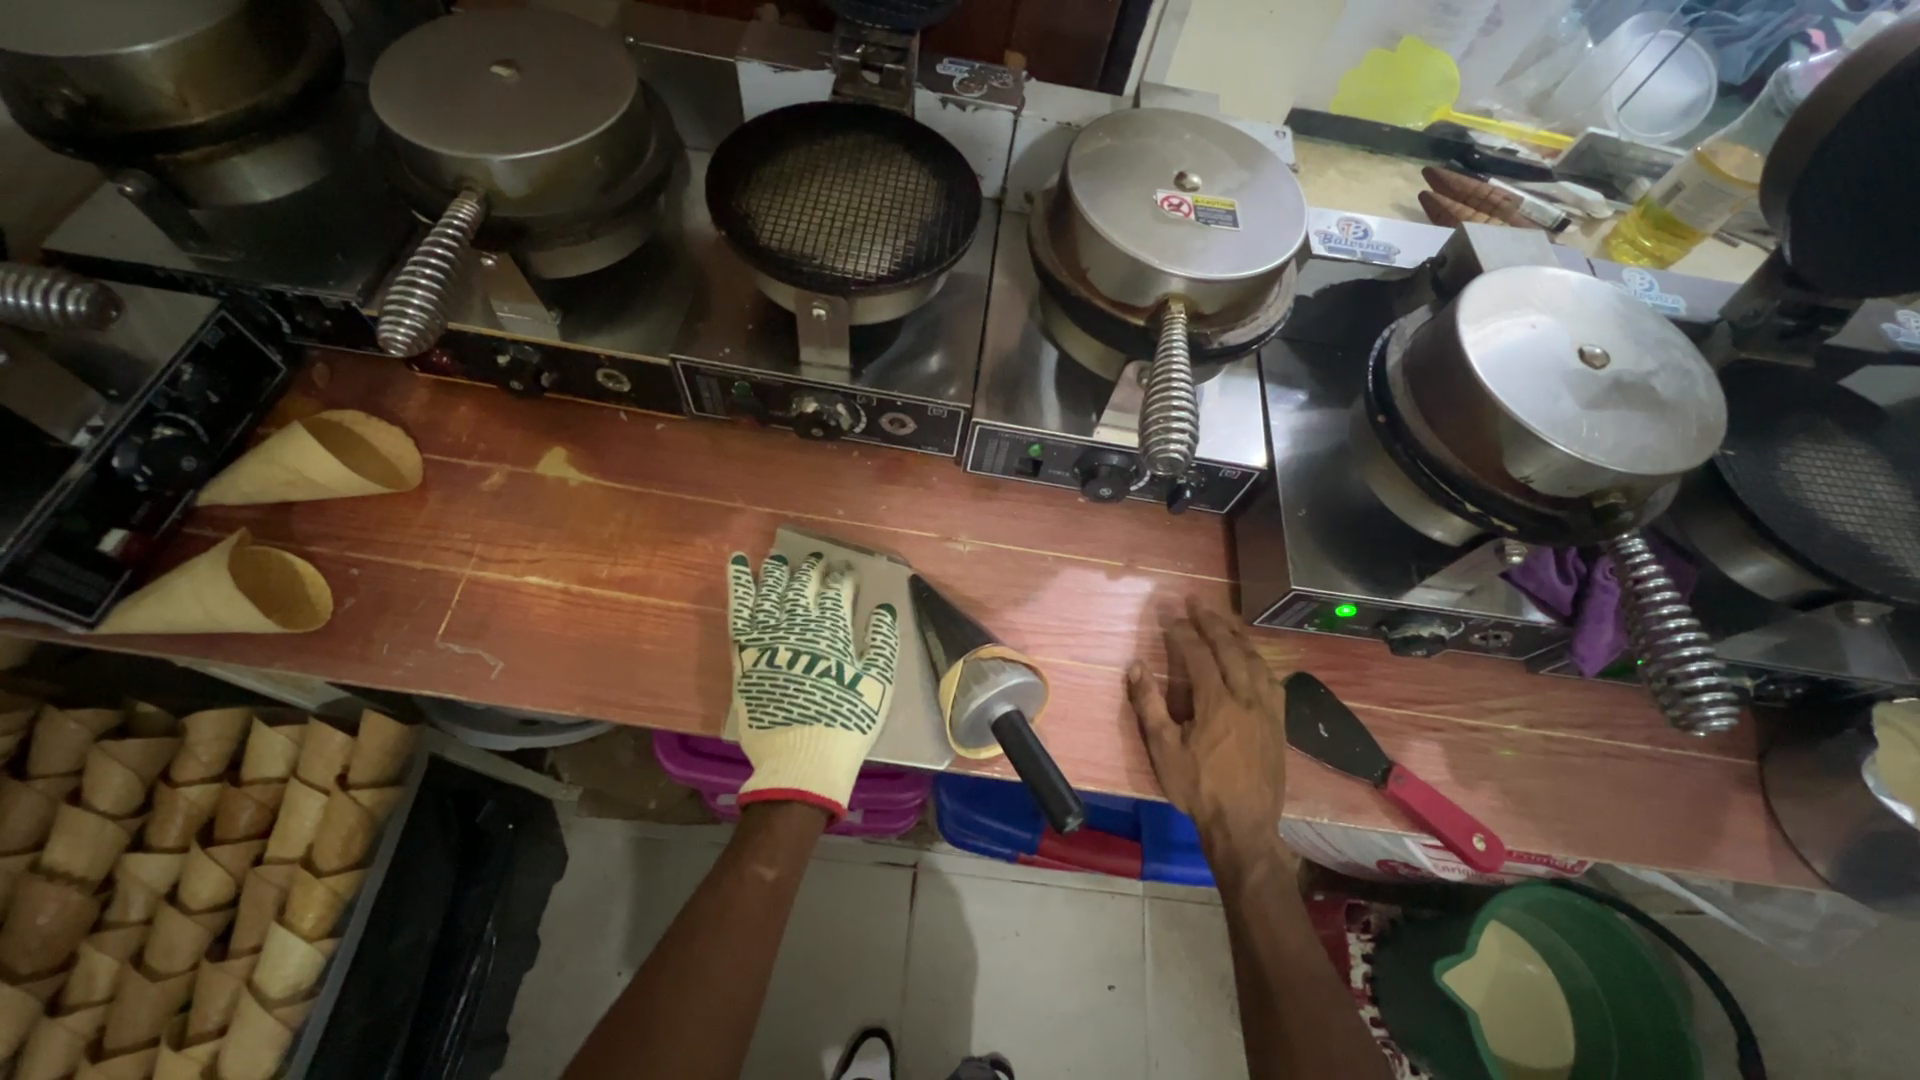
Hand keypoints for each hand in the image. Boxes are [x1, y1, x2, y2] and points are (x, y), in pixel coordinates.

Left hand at [726, 551, 900, 818]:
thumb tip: (884, 609)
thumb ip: (881, 643)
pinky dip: (738, 583)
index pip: (838, 591)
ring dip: (777, 570)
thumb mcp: (879, 685)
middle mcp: (800, 625)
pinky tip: (738, 563)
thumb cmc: (845, 724)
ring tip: (779, 557)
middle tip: (817, 558)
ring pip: (772, 590)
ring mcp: (768, 637)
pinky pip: (739, 609)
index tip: (846, 571)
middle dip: (813, 568)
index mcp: (834, 632)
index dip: (843, 577)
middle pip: (805, 585)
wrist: (801, 759)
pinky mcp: (743, 652)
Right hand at [1127, 596, 1288, 852]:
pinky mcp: (1279, 723)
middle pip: (1230, 648)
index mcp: (1216, 702)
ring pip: (1255, 660)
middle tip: (1196, 601)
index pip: (1198, 655)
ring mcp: (1267, 709)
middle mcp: (1246, 697)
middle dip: (1211, 621)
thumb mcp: (1163, 750)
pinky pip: (1272, 680)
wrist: (1244, 825)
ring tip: (1221, 620)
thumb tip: (1135, 667)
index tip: (1168, 615)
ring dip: (1236, 636)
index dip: (1182, 632)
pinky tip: (1252, 658)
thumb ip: (1148, 705)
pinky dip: (1258, 660)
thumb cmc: (1198, 788)